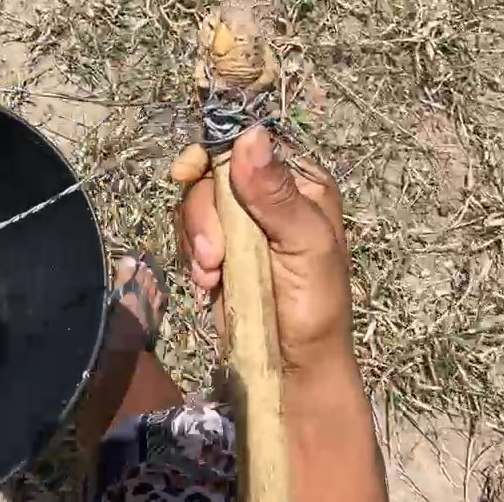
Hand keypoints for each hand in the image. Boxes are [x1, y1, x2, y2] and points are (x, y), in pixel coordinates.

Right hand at [174, 128, 386, 501]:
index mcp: (298, 182)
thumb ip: (275, 193)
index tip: (191, 169)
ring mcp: (239, 221)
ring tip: (213, 274)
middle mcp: (265, 194)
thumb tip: (249, 134)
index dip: (216, 149)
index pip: (251, 143)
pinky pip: (188, 232)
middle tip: (214, 253)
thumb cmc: (315, 305)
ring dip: (197, 238)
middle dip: (205, 212)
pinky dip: (192, 256)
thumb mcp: (305, 245)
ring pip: (195, 202)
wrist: (292, 369)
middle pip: (213, 172)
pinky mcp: (217, 247)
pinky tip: (209, 282)